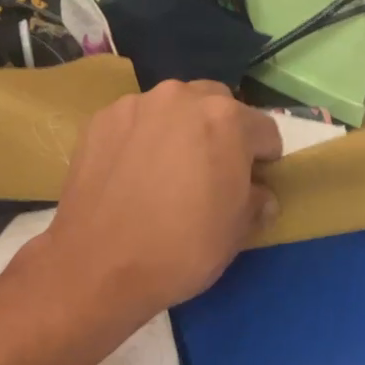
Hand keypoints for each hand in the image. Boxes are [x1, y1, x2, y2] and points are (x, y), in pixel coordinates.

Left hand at [34, 79, 281, 318]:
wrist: (98, 267)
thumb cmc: (181, 251)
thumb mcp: (236, 234)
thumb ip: (256, 203)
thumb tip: (259, 194)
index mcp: (226, 120)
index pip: (265, 131)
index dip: (265, 161)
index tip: (254, 186)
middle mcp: (181, 97)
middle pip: (217, 107)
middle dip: (222, 135)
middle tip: (212, 176)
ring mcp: (135, 105)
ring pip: (173, 111)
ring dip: (181, 133)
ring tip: (169, 175)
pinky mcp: (99, 121)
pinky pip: (137, 123)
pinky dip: (144, 141)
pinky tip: (135, 178)